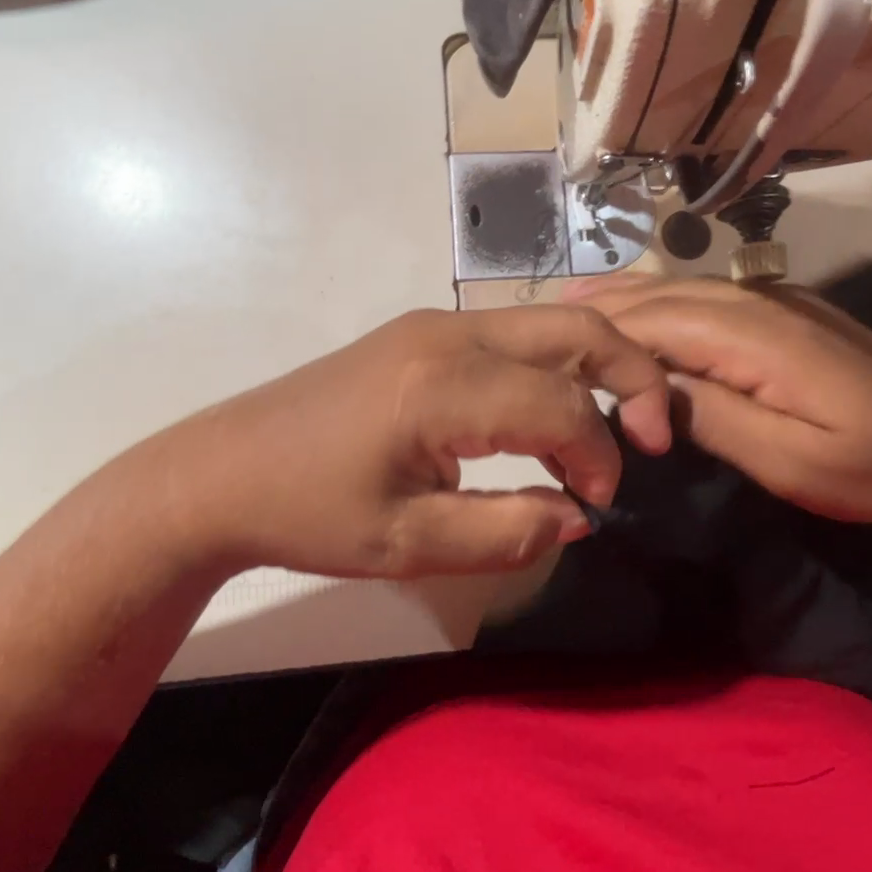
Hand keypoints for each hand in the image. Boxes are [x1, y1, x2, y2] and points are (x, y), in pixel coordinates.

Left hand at [135, 307, 671, 577]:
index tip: (594, 504)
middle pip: (578, 329)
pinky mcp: (426, 336)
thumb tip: (578, 514)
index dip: (598, 456)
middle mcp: (450, 334)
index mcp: (444, 384)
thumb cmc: (309, 514)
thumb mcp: (409, 545)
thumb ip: (507, 532)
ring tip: (606, 436)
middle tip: (651, 435)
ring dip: (594, 373)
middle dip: (632, 376)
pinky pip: (515, 340)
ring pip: (551, 326)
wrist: (220, 473)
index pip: (562, 406)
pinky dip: (553, 373)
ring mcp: (436, 326)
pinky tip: (548, 423)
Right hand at [566, 274, 871, 525]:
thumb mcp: (794, 462)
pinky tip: (641, 313)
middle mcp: (757, 302)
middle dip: (602, 311)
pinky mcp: (785, 313)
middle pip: (662, 297)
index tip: (562, 375)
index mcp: (755, 337)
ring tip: (571, 309)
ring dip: (627, 301)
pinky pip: (706, 299)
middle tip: (541, 327)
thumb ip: (714, 418)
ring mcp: (774, 302)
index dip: (604, 346)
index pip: (656, 324)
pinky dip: (662, 304)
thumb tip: (645, 391)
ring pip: (682, 290)